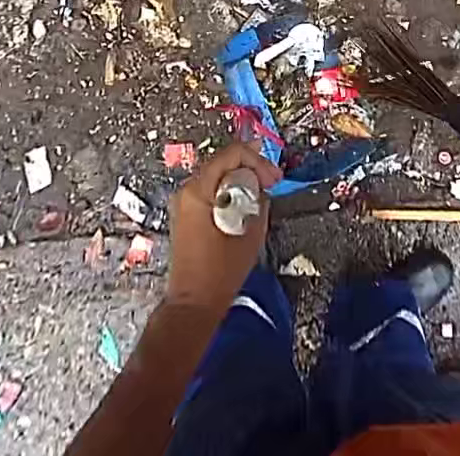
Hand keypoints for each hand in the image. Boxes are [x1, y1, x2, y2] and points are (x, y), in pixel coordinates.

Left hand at [163, 141, 281, 310]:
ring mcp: (184, 201)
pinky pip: (211, 190)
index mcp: (198, 191)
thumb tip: (261, 189)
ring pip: (216, 175)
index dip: (256, 160)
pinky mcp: (187, 213)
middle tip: (273, 178)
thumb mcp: (249, 237)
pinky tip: (246, 199)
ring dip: (240, 178)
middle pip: (221, 161)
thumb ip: (257, 205)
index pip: (229, 156)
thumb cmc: (219, 274)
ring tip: (264, 187)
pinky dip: (229, 190)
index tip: (275, 175)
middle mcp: (186, 190)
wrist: (193, 303)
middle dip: (249, 166)